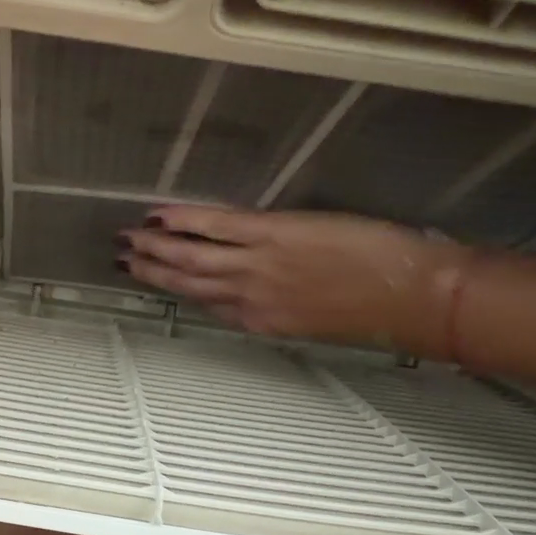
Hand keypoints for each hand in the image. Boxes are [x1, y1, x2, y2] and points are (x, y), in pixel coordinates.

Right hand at [117, 206, 468, 356]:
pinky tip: (159, 214)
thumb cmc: (379, 310)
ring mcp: (256, 266)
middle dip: (151, 271)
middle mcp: (250, 298)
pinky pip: (214, 227)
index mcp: (264, 320)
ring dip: (154, 247)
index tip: (154, 282)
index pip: (210, 304)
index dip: (176, 292)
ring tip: (128, 237)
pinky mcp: (271, 235)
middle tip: (121, 258)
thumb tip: (269, 288)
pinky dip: (183, 220)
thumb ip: (287, 306)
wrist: (413, 297)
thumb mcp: (322, 320)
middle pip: (188, 284)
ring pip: (190, 258)